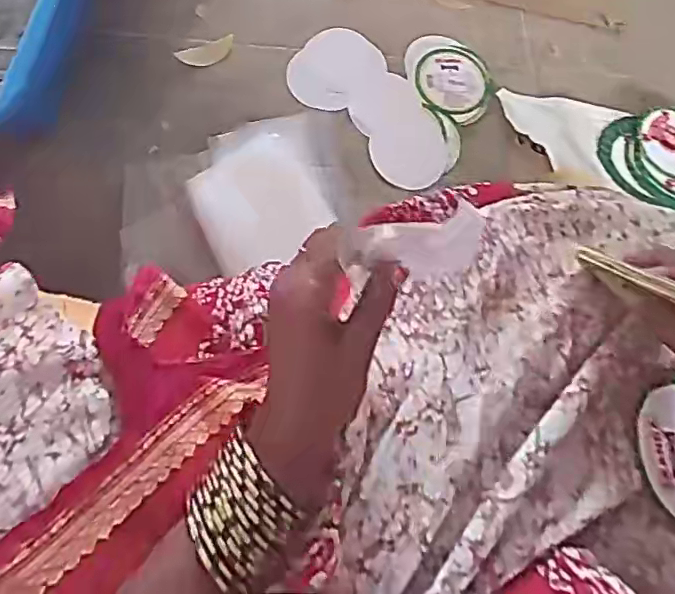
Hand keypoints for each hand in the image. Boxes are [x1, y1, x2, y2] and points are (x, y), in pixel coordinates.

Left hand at [246, 227, 401, 508]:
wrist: (291, 435)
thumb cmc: (327, 392)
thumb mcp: (360, 343)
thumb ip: (377, 298)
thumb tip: (395, 263)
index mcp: (304, 285)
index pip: (333, 239)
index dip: (363, 238)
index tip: (392, 245)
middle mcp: (286, 281)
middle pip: (321, 244)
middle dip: (353, 247)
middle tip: (387, 259)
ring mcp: (280, 294)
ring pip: (314, 258)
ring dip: (341, 260)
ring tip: (375, 273)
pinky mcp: (281, 308)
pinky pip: (307, 275)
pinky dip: (329, 274)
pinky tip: (352, 290)